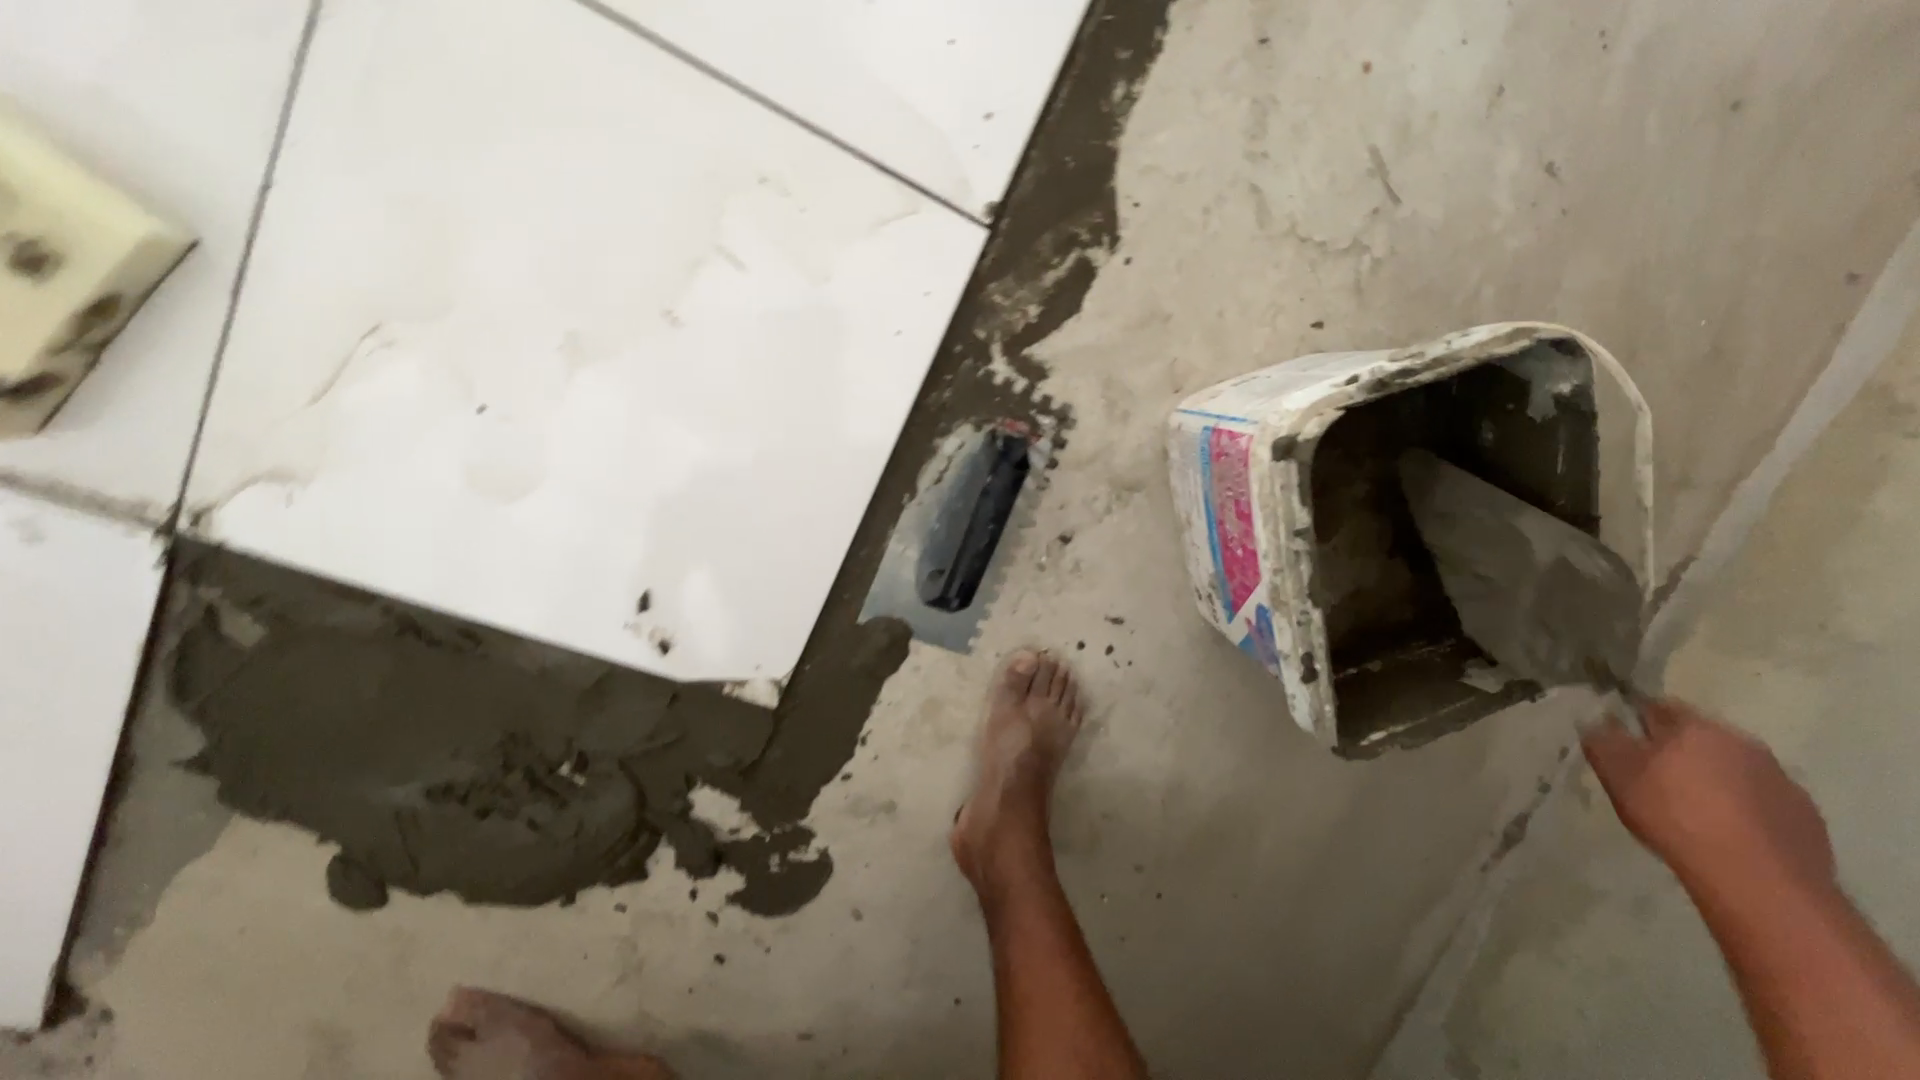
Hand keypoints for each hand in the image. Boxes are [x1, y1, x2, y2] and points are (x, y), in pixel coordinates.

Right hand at [1584, 699, 1835, 897]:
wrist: (1757, 876)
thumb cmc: (1675, 816)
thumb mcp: (1619, 777)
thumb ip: (1603, 742)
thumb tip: (1596, 720)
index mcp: (1693, 727)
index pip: (1659, 707)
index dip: (1638, 719)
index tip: (1625, 738)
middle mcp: (1741, 741)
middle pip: (1702, 737)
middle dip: (1681, 750)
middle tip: (1658, 776)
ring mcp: (1780, 777)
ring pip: (1737, 766)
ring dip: (1716, 778)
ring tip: (1697, 808)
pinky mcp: (1804, 812)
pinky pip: (1766, 799)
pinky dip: (1747, 807)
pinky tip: (1733, 833)